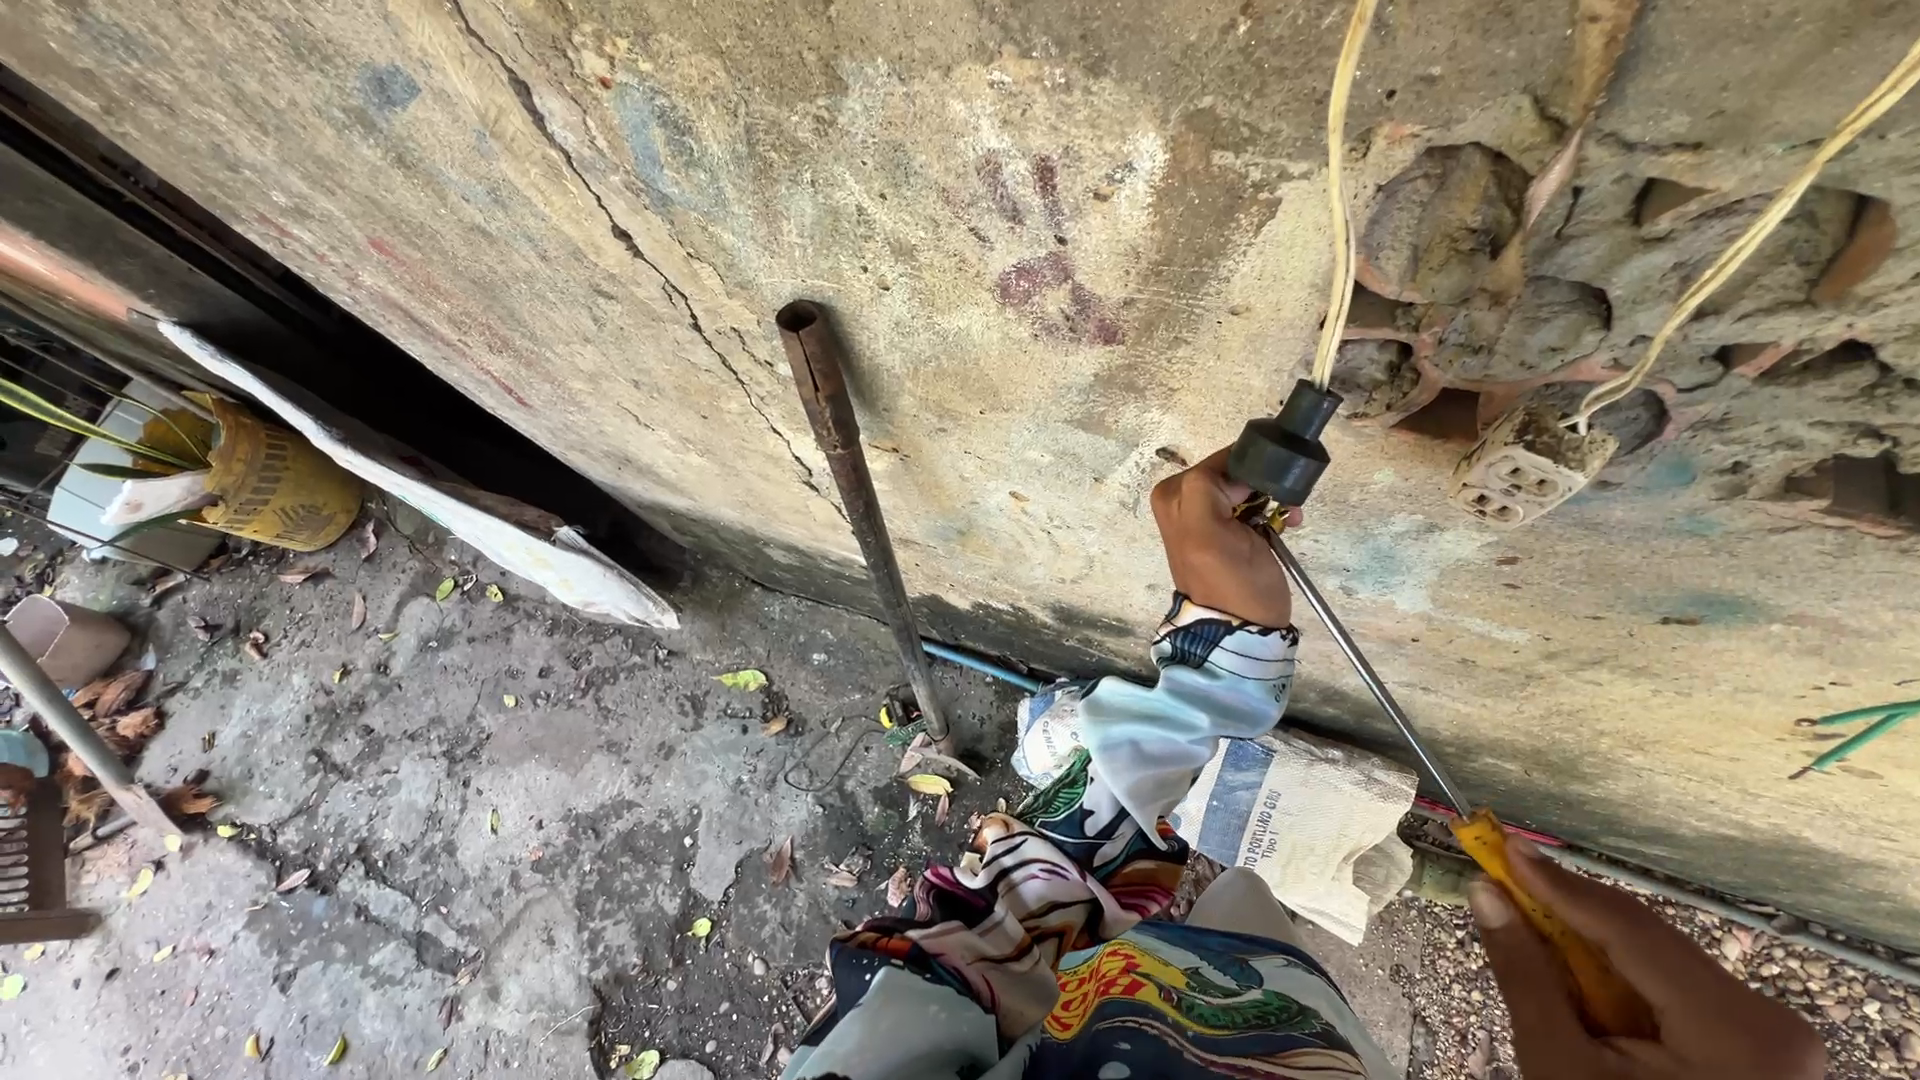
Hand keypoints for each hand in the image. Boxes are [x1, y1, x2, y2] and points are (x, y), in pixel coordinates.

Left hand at [1149, 447, 1296, 626]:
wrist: (1243, 626)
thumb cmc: (1229, 581)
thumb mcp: (1205, 530)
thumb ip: (1204, 489)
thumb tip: (1234, 476)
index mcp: (1173, 495)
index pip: (1218, 461)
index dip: (1249, 472)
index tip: (1272, 490)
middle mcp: (1184, 499)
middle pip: (1233, 472)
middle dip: (1262, 485)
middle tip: (1284, 506)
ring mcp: (1207, 514)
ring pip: (1247, 486)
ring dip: (1272, 498)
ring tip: (1287, 517)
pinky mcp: (1228, 529)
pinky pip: (1253, 503)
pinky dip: (1271, 510)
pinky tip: (1286, 524)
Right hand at [1469, 836, 1825, 1079]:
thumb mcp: (1560, 1065)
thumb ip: (1524, 973)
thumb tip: (1484, 893)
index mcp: (1737, 1030)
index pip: (1629, 929)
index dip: (1559, 884)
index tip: (1503, 844)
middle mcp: (1768, 1021)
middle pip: (1645, 939)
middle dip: (1567, 910)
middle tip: (1502, 875)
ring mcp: (1771, 1037)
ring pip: (1655, 960)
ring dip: (1586, 943)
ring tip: (1526, 923)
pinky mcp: (1757, 1048)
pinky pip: (1673, 988)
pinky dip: (1616, 975)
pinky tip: (1573, 974)